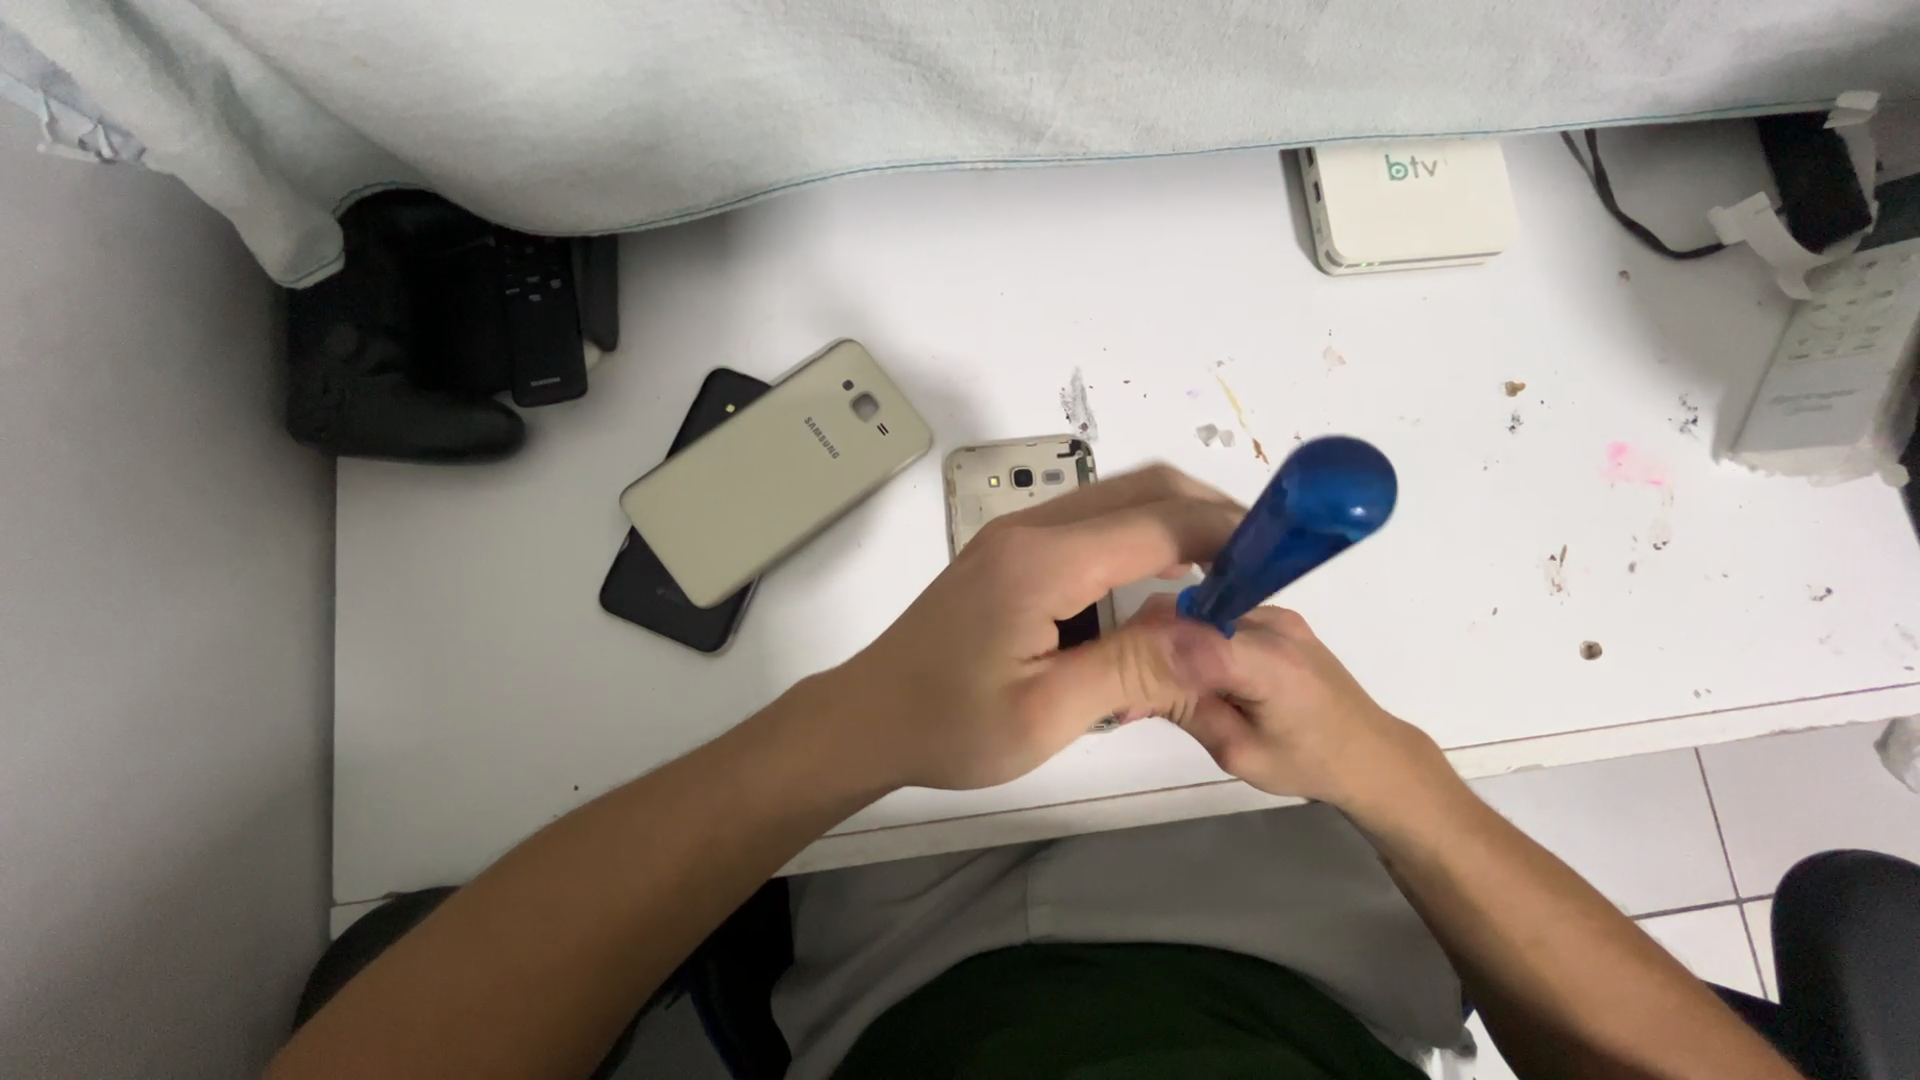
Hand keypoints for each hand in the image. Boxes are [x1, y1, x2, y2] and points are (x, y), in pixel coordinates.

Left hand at [828, 465, 1244, 790]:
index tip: (1277, 565)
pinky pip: (1089, 522)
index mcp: (1043, 562)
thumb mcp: (1047, 712)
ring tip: (1218, 577)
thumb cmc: (951, 726)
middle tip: (1255, 569)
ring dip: (1174, 522)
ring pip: (1116, 498)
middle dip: (1210, 515)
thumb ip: (1135, 668)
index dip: (1229, 534)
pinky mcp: (1008, 550)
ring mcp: (1015, 534)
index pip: (1160, 521)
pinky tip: (1154, 586)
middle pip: (1143, 489)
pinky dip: (1138, 537)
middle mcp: (1031, 528)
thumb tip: (1221, 639)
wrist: (870, 716)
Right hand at [1132, 599, 1445, 809]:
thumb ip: (1187, 711)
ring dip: (1168, 642)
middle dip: (1149, 644)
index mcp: (1270, 660)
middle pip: (1189, 614)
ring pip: (1199, 612)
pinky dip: (1193, 640)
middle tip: (1127, 686)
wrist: (1371, 754)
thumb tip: (1128, 688)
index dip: (1145, 649)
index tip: (1116, 676)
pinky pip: (1218, 617)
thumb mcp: (1238, 754)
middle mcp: (1272, 622)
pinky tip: (1185, 673)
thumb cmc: (1308, 763)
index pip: (1191, 635)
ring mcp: (1276, 614)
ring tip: (1152, 685)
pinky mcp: (1275, 618)